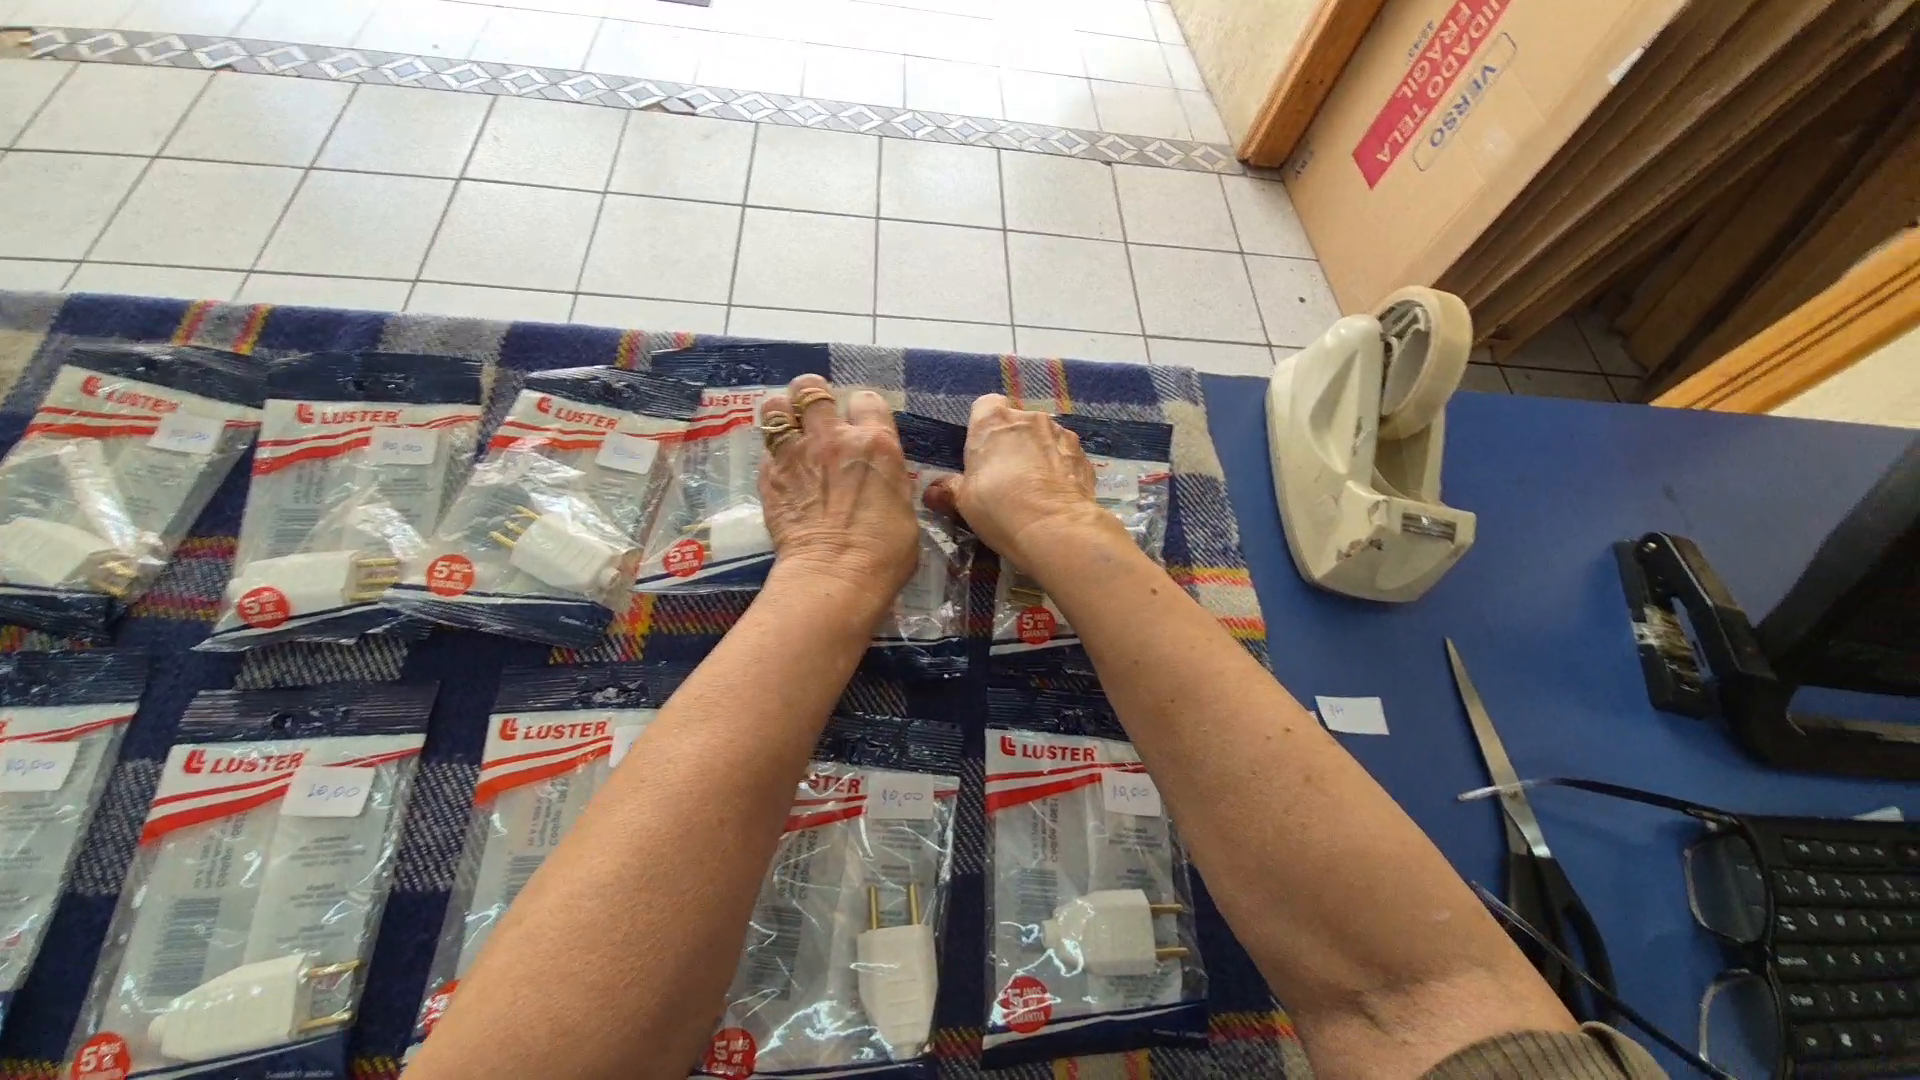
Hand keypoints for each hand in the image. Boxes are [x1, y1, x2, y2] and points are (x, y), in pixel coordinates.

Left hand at [757, 375, 919, 597]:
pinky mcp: (768, 475)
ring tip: (788, 429)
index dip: (863, 409)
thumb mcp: (904, 508)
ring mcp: (796, 454)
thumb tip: (880, 480)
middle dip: (813, 396)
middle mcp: (833, 437)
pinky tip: (781, 467)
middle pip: (812, 388)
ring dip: (782, 414)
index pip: (867, 399)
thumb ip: (887, 480)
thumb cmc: (885, 553)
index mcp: (876, 443)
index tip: (861, 425)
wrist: (835, 576)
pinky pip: (765, 447)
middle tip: (816, 415)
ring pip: (775, 406)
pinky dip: (772, 452)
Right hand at [924, 394, 1122, 567]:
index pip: (985, 406)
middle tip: (1006, 475)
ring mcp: (1061, 434)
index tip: (982, 451)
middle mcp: (1029, 418)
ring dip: (1039, 453)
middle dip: (1013, 442)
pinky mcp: (1083, 455)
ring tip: (1036, 487)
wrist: (1054, 528)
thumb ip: (949, 491)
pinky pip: (1066, 456)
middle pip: (1017, 422)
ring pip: (1045, 437)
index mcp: (993, 422)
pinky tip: (1056, 494)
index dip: (983, 426)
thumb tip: (931, 492)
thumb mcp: (964, 502)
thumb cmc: (998, 507)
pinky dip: (1061, 468)